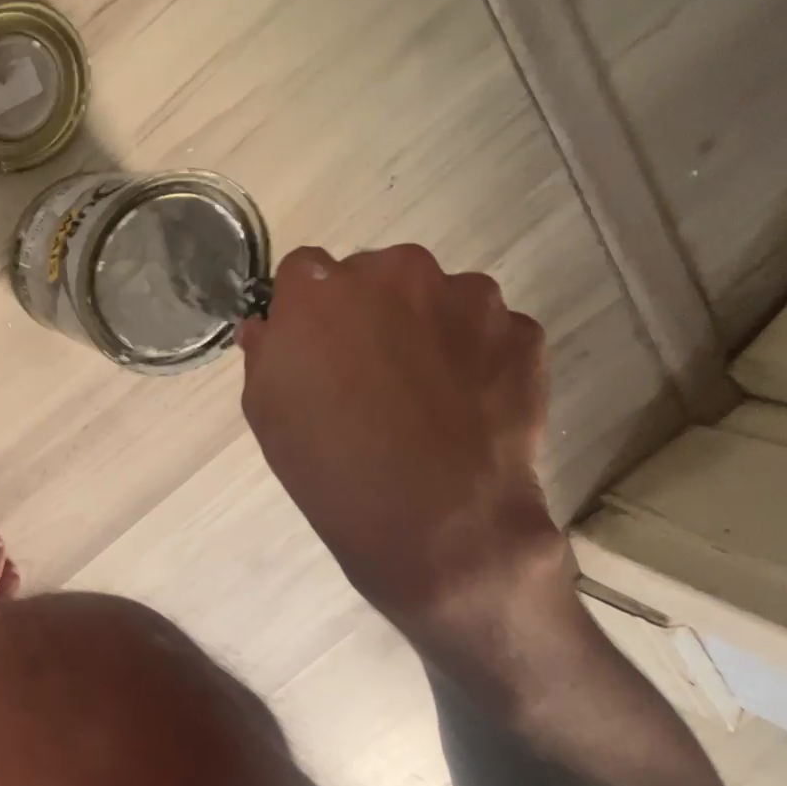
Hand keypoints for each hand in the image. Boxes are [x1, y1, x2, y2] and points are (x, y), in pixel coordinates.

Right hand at [238, 245, 565, 638]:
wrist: (433, 515)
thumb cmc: (325, 459)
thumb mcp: (263, 407)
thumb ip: (265, 350)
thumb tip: (269, 327)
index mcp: (321, 288)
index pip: (304, 269)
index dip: (304, 307)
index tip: (307, 344)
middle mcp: (396, 272)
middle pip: (375, 273)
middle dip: (367, 310)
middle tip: (363, 369)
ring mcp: (469, 298)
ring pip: (436, 298)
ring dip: (424, 326)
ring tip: (420, 392)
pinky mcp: (523, 332)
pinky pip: (487, 332)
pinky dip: (473, 357)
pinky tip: (460, 406)